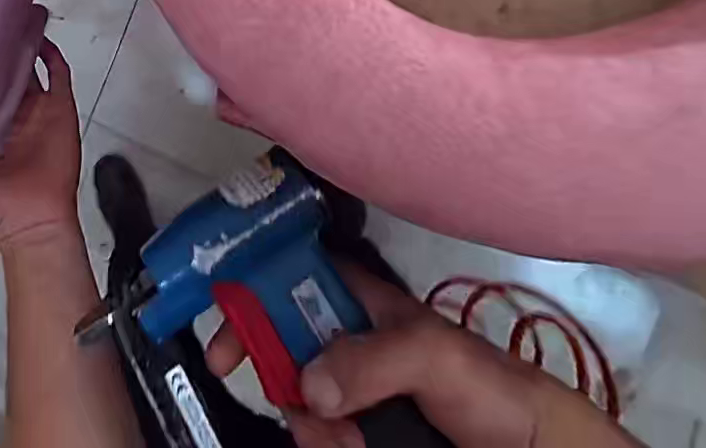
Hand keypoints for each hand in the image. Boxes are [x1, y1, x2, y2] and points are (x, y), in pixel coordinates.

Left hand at [0, 32, 81, 251]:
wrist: (32, 219)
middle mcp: (14, 113)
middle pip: (7, 72)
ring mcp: (39, 108)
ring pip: (32, 67)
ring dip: (25, 45)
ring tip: (13, 19)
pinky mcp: (60, 106)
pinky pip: (59, 74)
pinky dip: (51, 55)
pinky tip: (38, 38)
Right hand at [208, 264, 637, 447]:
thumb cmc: (481, 382)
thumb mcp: (429, 354)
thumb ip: (371, 356)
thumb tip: (308, 385)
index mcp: (359, 299)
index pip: (295, 274)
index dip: (255, 288)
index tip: (224, 330)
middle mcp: (347, 338)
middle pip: (283, 342)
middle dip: (275, 370)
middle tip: (274, 394)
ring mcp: (351, 387)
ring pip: (297, 397)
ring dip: (309, 423)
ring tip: (348, 440)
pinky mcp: (357, 428)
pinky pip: (318, 433)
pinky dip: (323, 444)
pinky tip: (349, 447)